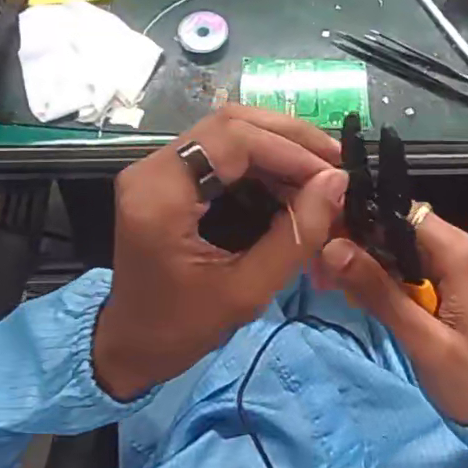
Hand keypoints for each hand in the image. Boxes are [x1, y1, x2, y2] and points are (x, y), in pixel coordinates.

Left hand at [94, 106, 348, 399]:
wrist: (131, 344)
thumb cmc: (180, 328)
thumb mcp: (246, 291)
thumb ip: (295, 235)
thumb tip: (336, 181)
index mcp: (159, 195)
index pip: (230, 140)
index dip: (288, 149)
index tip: (332, 174)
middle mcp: (150, 169)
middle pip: (227, 123)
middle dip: (288, 138)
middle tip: (334, 162)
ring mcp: (154, 170)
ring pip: (224, 131)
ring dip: (276, 146)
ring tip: (320, 172)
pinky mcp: (163, 178)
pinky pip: (216, 151)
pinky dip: (258, 160)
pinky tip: (290, 180)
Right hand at [317, 211, 467, 425]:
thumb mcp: (424, 341)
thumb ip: (379, 293)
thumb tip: (332, 248)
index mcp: (453, 251)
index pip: (393, 210)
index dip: (353, 217)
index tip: (319, 238)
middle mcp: (445, 246)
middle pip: (384, 222)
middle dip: (347, 240)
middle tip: (317, 271)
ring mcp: (434, 261)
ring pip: (380, 240)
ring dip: (349, 257)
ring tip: (324, 281)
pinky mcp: (424, 278)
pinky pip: (385, 261)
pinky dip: (362, 272)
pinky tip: (343, 289)